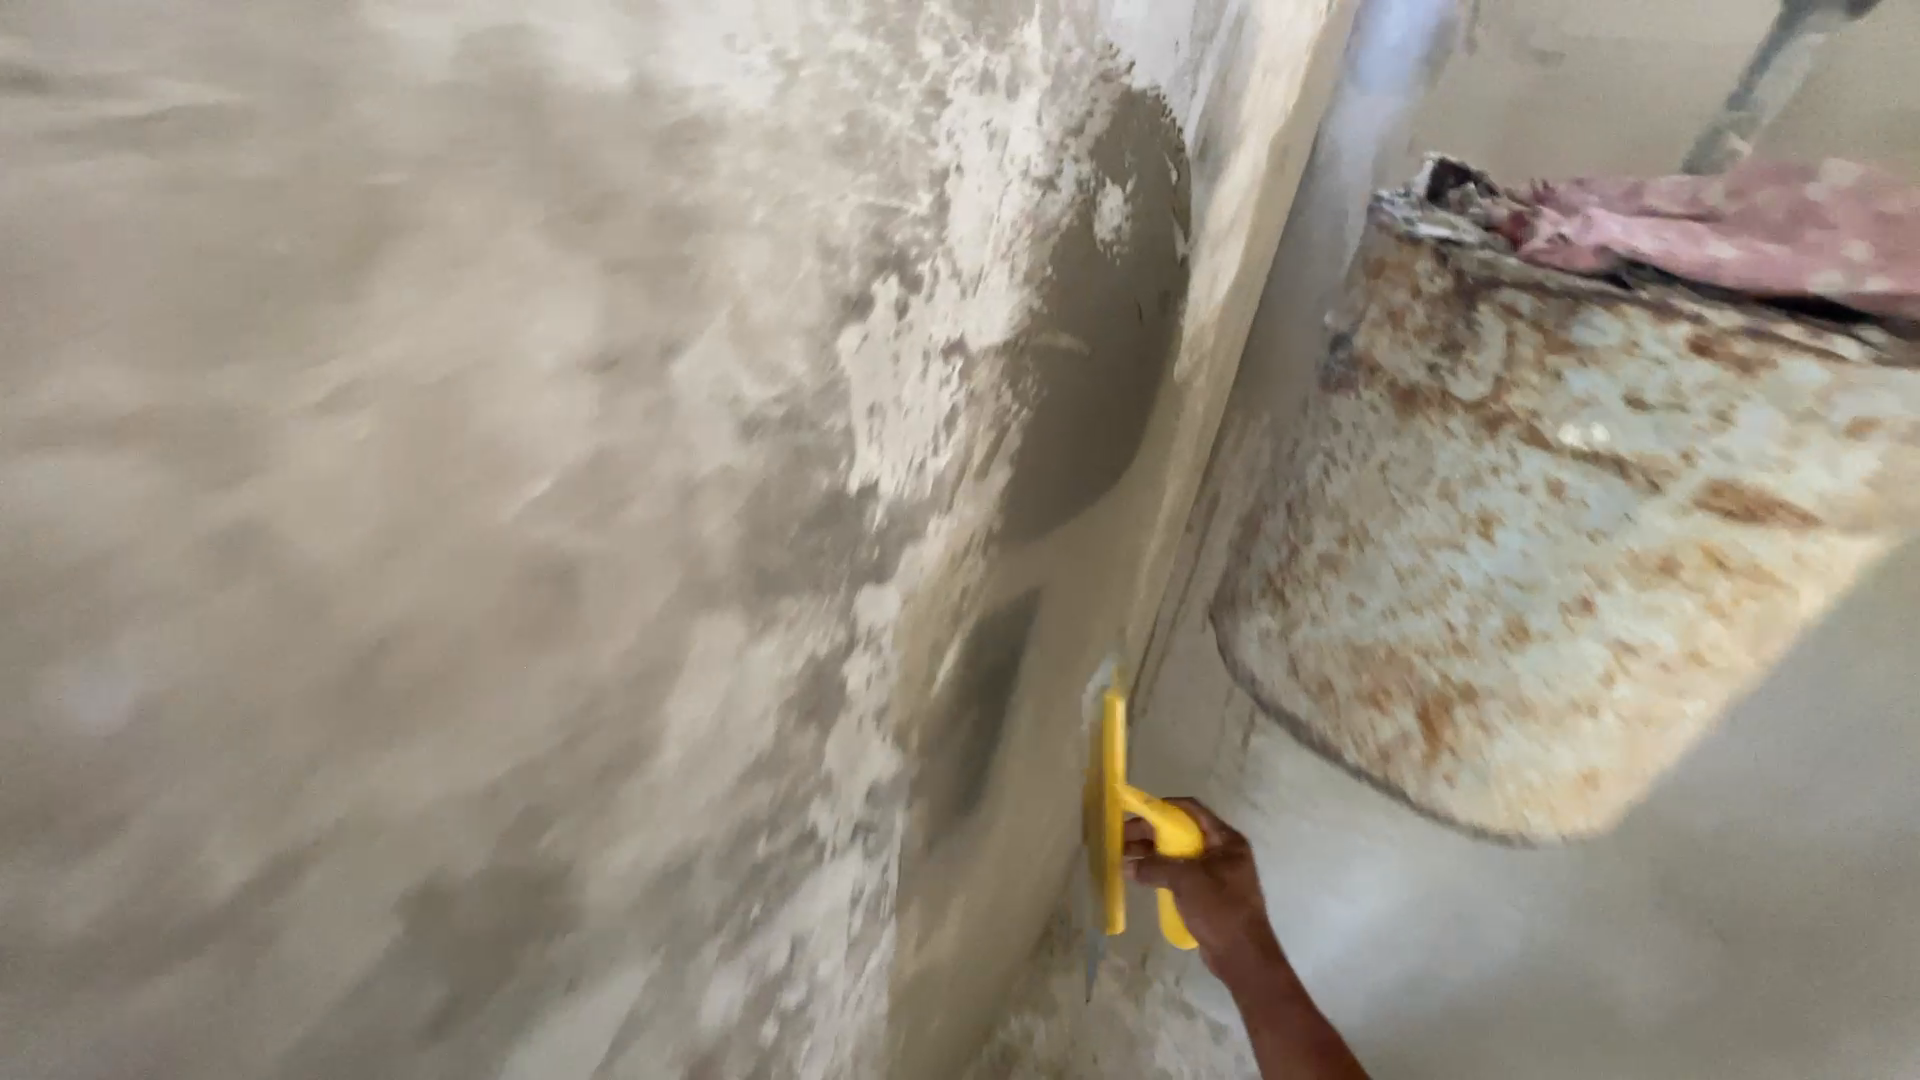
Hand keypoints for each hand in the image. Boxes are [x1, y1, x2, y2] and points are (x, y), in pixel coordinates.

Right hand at [1124, 797, 1282, 978]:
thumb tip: (1128, 866)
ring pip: (1179, 854)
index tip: (1138, 812)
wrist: (1244, 959)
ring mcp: (1216, 874)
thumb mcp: (1186, 881)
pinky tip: (1142, 876)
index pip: (1192, 810)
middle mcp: (1223, 852)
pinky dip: (1162, 872)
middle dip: (1152, 834)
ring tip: (1126, 857)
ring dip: (1153, 853)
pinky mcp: (1209, 894)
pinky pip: (1181, 873)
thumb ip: (1155, 867)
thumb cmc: (1220, 910)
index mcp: (1226, 840)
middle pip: (1182, 832)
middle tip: (1124, 838)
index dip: (1163, 807)